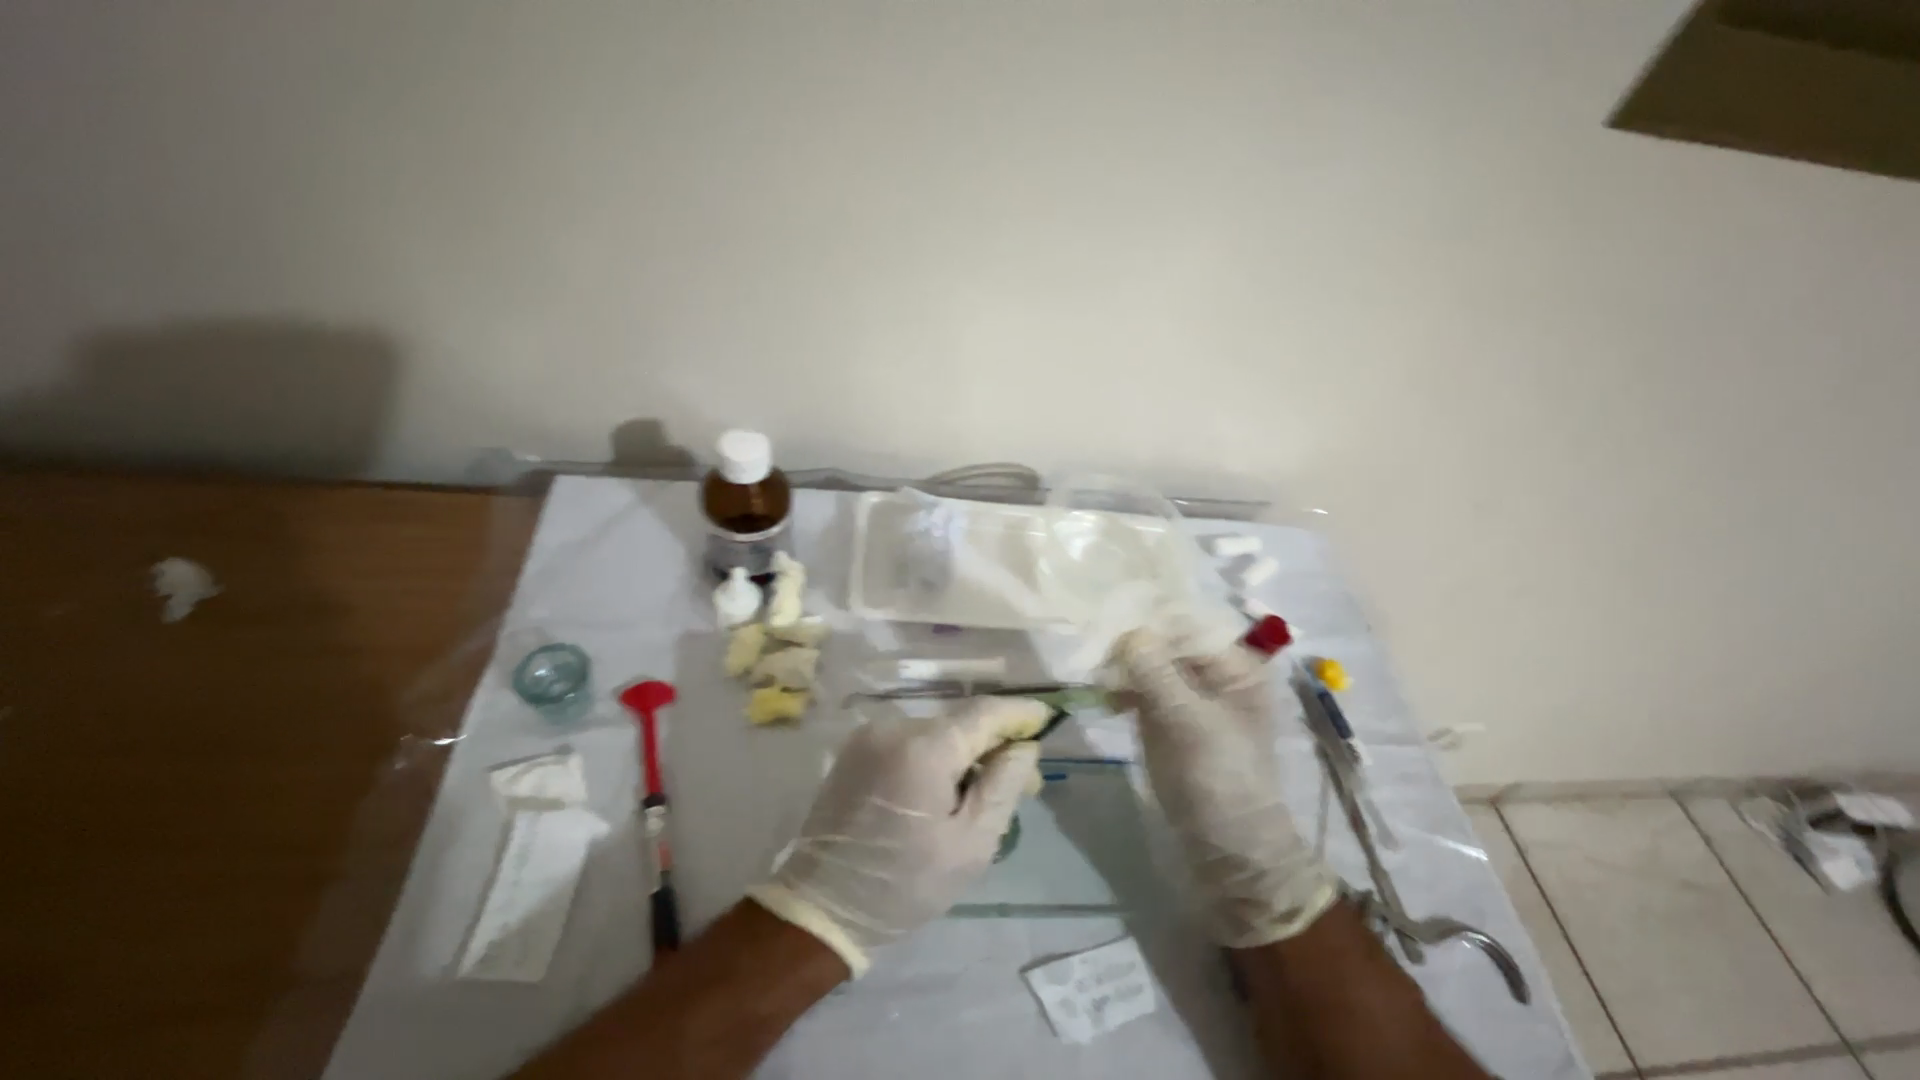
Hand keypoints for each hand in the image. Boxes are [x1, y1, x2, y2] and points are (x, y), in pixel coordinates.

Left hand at [748, 697, 1047, 976]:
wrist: (824, 907)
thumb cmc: (905, 885)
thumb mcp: (972, 844)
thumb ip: (1003, 784)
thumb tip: (1024, 745)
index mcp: (922, 749)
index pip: (984, 711)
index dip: (1020, 713)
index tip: (1048, 720)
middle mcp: (892, 728)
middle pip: (960, 722)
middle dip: (994, 744)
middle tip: (1024, 782)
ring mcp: (867, 736)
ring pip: (936, 732)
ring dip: (964, 753)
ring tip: (984, 795)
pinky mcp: (854, 751)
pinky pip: (909, 742)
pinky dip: (935, 757)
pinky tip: (945, 791)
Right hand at [1115, 627, 1339, 947]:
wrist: (1229, 850)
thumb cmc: (1224, 781)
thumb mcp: (1192, 724)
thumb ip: (1159, 675)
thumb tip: (1128, 631)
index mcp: (1234, 664)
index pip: (1187, 619)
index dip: (1149, 612)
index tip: (1107, 605)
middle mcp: (1211, 671)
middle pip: (1164, 637)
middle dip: (1129, 636)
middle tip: (1089, 636)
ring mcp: (1185, 695)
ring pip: (1145, 661)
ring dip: (1119, 661)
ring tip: (1093, 670)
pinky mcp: (1164, 719)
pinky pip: (1137, 688)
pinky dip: (1118, 686)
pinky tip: (1101, 695)